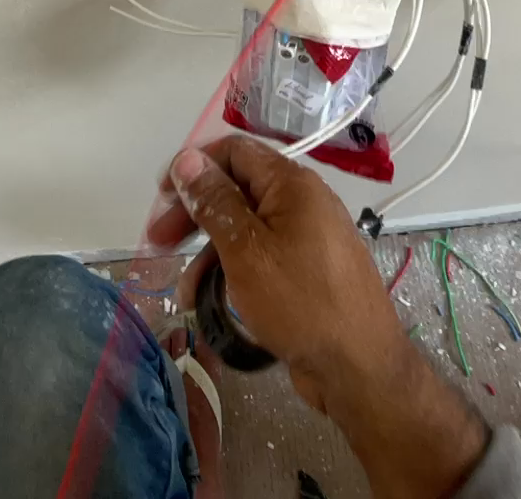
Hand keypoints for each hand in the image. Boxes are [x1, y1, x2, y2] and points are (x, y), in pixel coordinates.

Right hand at [148, 136, 488, 498]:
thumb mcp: (246, 250)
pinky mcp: (306, 269)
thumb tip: (187, 159)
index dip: (194, 166)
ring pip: (245, 229)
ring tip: (185, 291)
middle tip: (159, 240)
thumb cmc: (301, 302)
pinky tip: (211, 302)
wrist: (360, 369)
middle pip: (237, 190)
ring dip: (209, 253)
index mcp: (292, 183)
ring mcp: (307, 236)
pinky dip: (234, 272)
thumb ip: (214, 202)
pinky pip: (262, 256)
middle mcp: (301, 201)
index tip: (163, 195)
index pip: (234, 151)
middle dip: (195, 214)